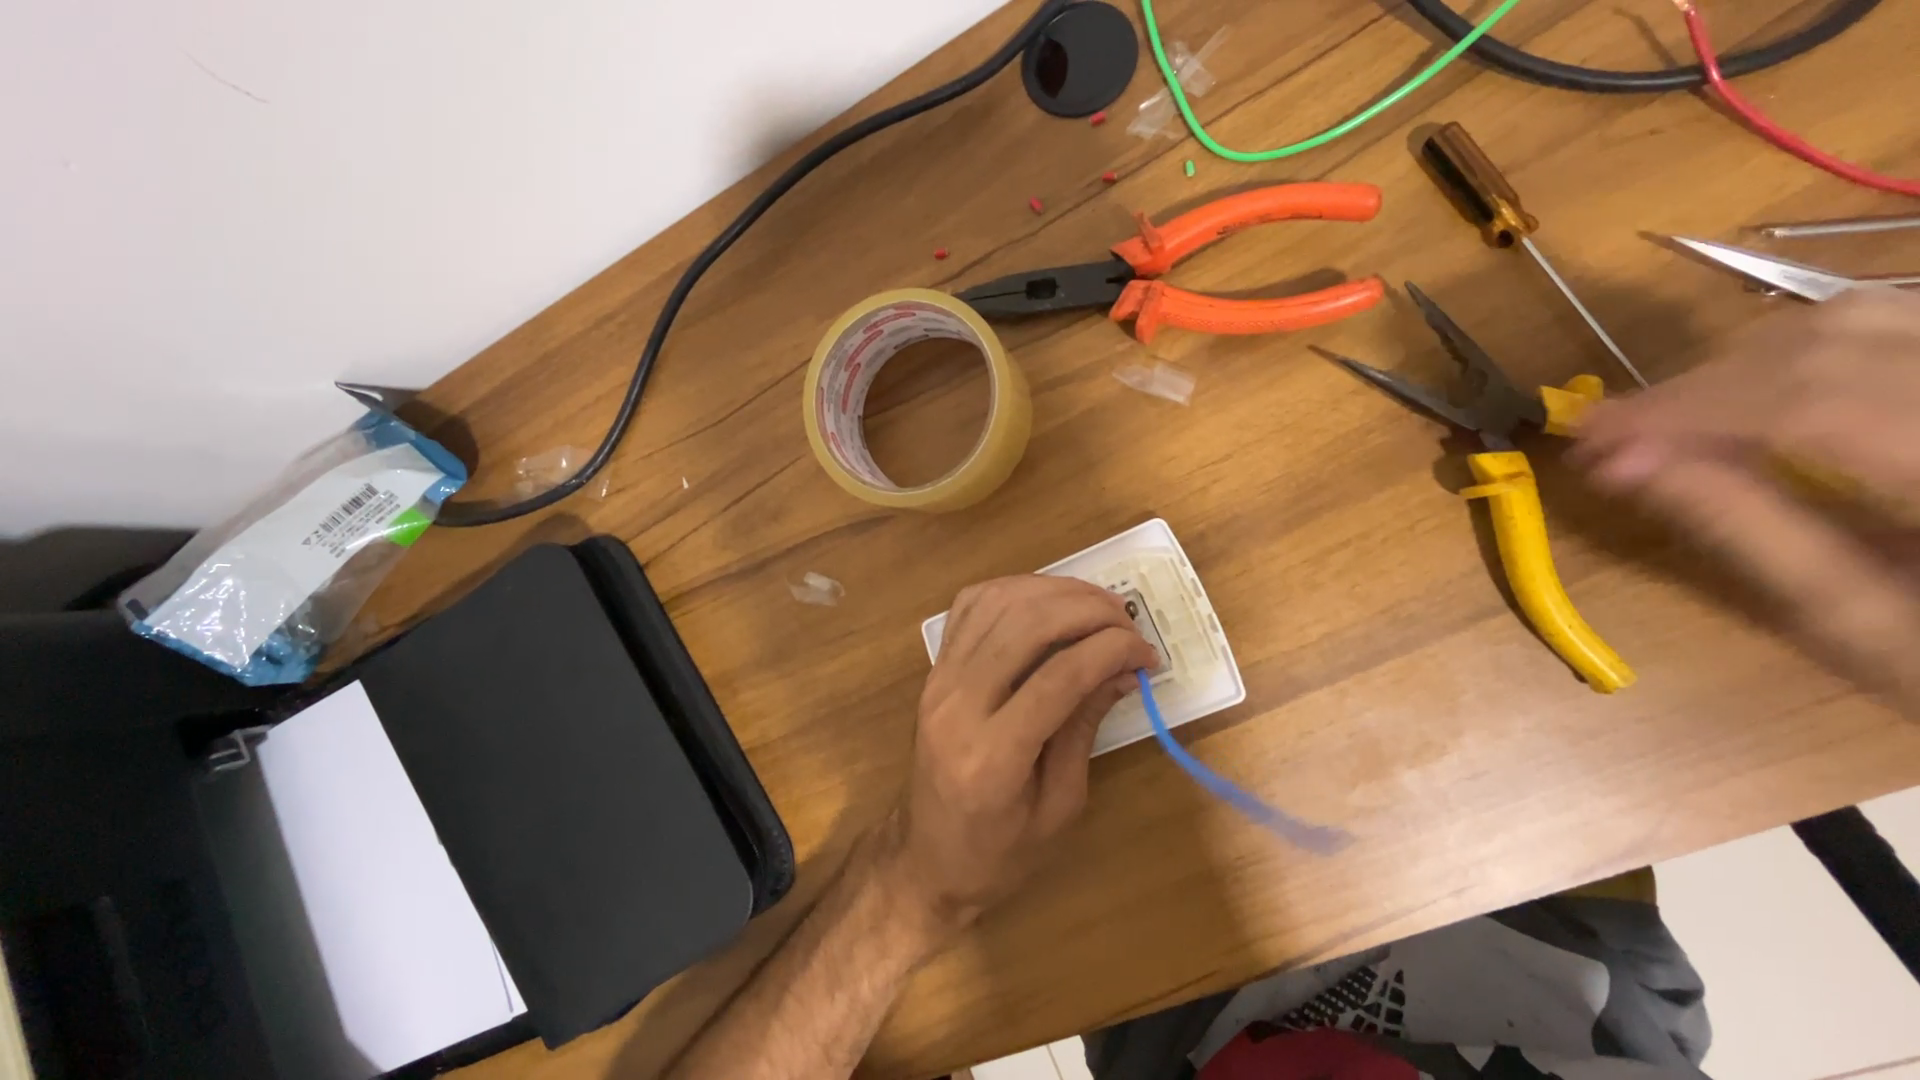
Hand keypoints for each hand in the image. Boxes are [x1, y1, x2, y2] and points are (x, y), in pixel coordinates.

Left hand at [877, 575, 1157, 935]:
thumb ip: (1085, 728)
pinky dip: (1014, 590)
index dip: (1111, 651)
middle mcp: (956, 706)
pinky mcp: (933, 671)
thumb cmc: (999, 851)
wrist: (927, 858)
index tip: (1147, 653)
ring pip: (997, 603)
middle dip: (1088, 610)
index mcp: (992, 757)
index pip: (1058, 676)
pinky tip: (1047, 601)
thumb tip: (1123, 669)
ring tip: (1098, 605)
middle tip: (1128, 622)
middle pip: (1026, 625)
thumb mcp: (1059, 805)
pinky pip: (970, 607)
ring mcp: (937, 682)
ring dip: (1054, 591)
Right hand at [1575, 289, 1919, 714]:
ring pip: (1863, 313)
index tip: (1587, 434)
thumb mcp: (1858, 622)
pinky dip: (1808, 347)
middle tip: (1613, 432)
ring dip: (1746, 361)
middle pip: (1829, 344)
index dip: (1678, 411)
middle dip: (1699, 385)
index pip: (1803, 406)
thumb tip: (1622, 465)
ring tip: (1678, 416)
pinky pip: (1897, 320)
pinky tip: (1760, 392)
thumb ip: (1746, 531)